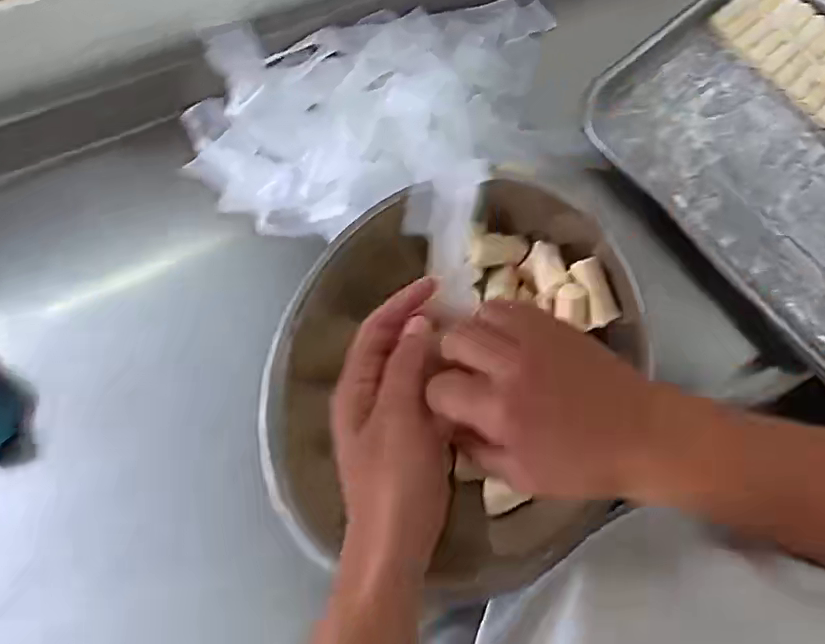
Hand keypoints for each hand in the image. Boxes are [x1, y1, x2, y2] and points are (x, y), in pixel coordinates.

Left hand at [331, 278, 449, 581]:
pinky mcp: (413, 430)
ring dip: (435, 345)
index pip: (375, 330)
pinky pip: (428, 388)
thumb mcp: (398, 415)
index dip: (402, 302)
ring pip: (413, 365)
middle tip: (457, 304)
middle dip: (419, 319)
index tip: (435, 284)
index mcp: (356, 389)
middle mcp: (370, 395)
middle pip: (392, 343)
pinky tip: (469, 368)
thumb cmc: (393, 477)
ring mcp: (391, 414)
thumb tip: (418, 321)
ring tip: (467, 329)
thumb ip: (405, 365)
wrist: (397, 541)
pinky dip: (445, 372)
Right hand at [426, 301, 690, 501]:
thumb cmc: (581, 465)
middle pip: (454, 339)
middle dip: (447, 359)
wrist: (638, 430)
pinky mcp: (555, 321)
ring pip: (480, 314)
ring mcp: (535, 337)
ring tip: (483, 355)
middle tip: (460, 376)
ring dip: (473, 333)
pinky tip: (507, 340)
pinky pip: (512, 305)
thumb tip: (448, 426)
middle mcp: (512, 365)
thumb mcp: (520, 477)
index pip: (439, 387)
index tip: (446, 406)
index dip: (435, 399)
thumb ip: (476, 451)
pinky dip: (499, 317)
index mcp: (501, 411)